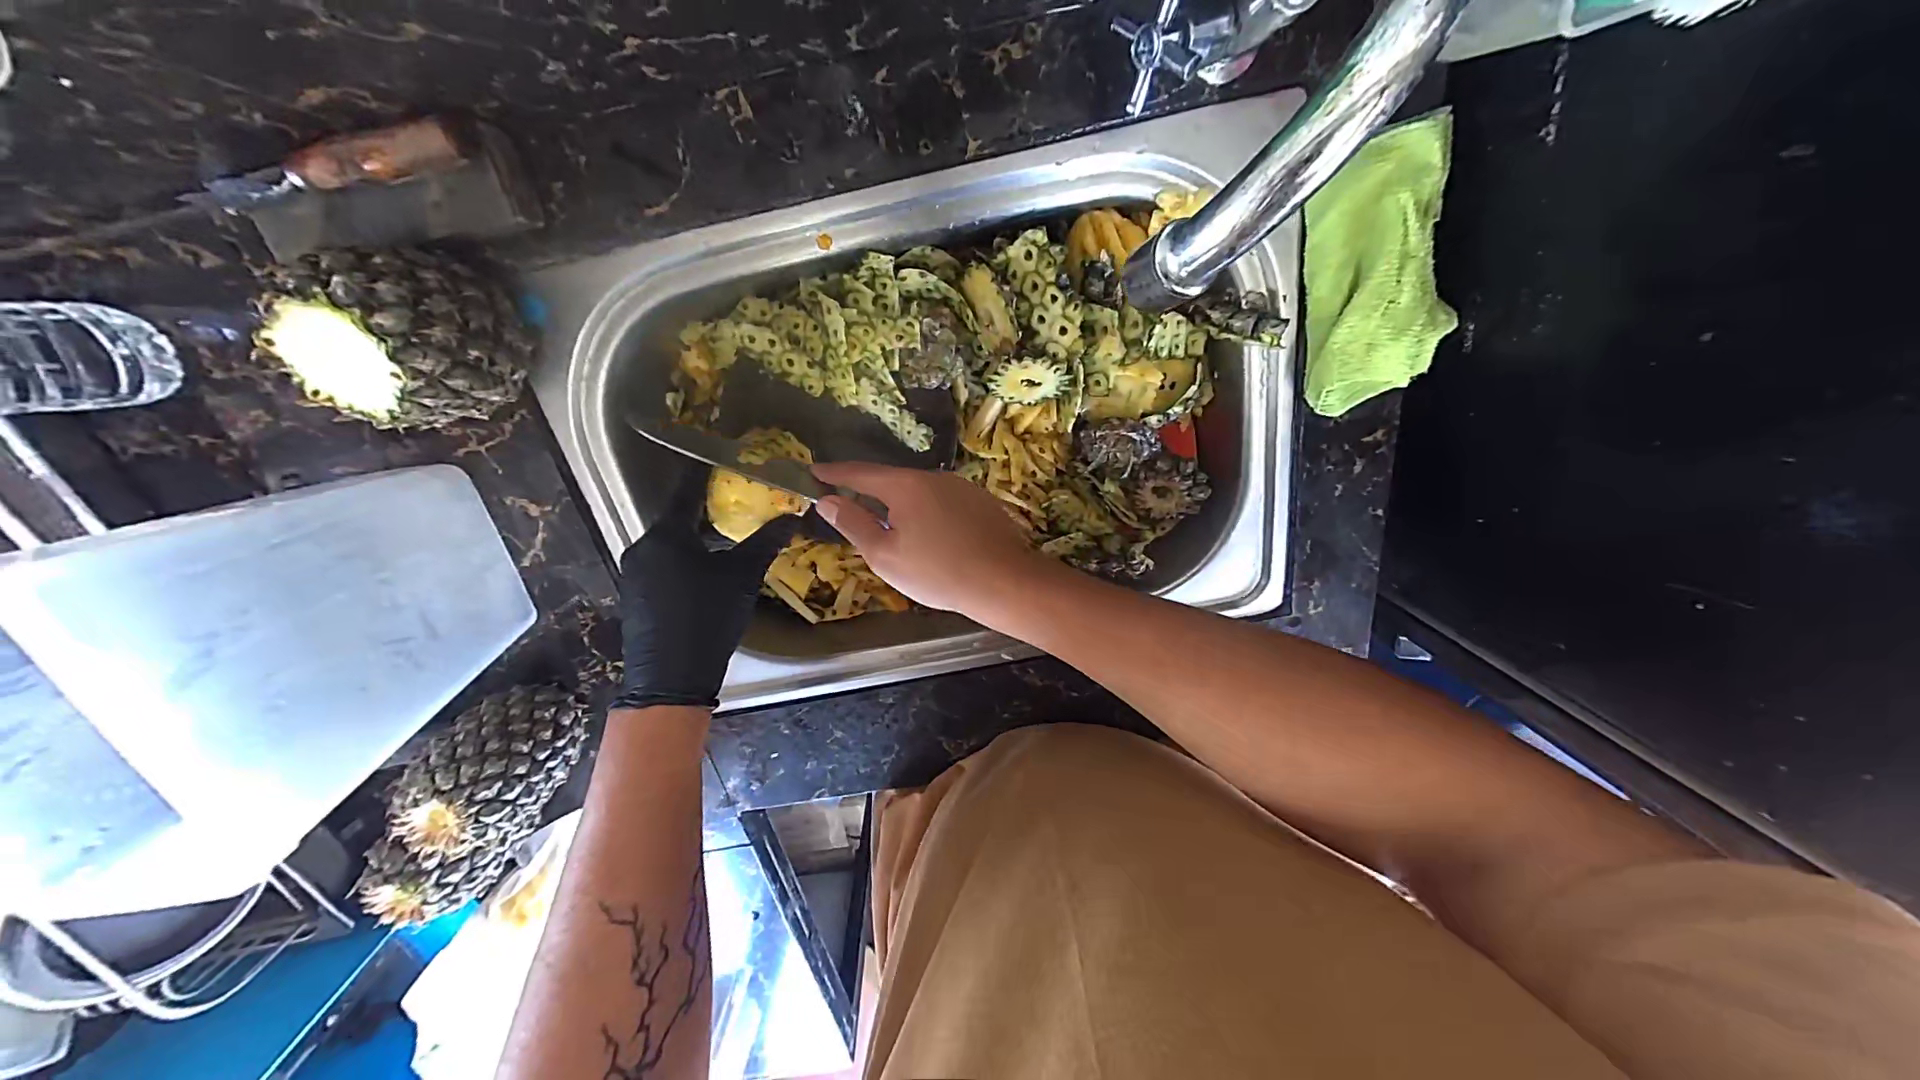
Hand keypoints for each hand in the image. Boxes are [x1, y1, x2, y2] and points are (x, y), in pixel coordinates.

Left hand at [612, 470, 798, 709]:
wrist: (670, 676)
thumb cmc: (708, 618)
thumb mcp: (742, 577)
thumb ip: (765, 542)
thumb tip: (792, 517)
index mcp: (667, 534)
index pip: (686, 490)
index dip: (705, 472)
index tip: (721, 458)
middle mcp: (643, 546)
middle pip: (678, 517)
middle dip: (707, 510)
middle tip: (737, 504)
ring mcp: (634, 571)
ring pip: (670, 542)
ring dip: (696, 537)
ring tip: (727, 539)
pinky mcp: (635, 593)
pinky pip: (662, 563)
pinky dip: (684, 558)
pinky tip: (707, 571)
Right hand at [811, 461, 1058, 617]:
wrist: (1005, 582)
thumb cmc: (937, 572)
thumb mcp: (885, 555)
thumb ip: (854, 524)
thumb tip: (827, 500)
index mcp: (905, 485)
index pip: (860, 473)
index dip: (833, 473)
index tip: (813, 471)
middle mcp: (934, 477)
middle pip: (892, 481)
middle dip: (869, 492)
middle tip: (850, 507)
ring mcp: (962, 487)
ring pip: (920, 493)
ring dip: (901, 506)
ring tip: (893, 531)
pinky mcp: (982, 503)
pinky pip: (943, 503)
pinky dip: (928, 514)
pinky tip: (932, 538)